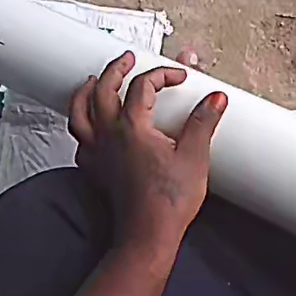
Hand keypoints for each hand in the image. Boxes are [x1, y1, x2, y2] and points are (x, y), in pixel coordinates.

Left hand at [67, 52, 226, 249]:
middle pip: (102, 89)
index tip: (180, 76)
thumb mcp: (194, 157)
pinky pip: (79, 140)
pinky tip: (90, 127)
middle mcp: (109, 135)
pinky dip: (82, 126)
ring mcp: (98, 153)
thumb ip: (202, 122)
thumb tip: (215, 99)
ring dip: (86, 92)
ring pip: (80, 112)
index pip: (143, 86)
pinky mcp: (94, 170)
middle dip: (115, 69)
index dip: (163, 74)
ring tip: (92, 81)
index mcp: (132, 127)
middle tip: (127, 59)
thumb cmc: (168, 202)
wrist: (148, 236)